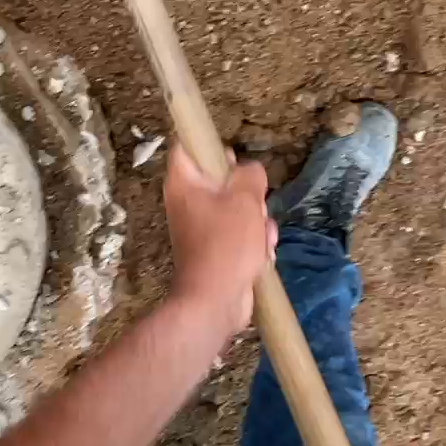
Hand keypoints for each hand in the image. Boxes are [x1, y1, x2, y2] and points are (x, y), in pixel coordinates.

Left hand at [162, 141, 276, 335]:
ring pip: (235, 207)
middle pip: (220, 179)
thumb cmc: (226, 243)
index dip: (208, 144)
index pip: (186, 146)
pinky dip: (252, 241)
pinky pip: (237, 232)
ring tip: (262, 234)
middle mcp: (186, 200)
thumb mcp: (245, 200)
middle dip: (247, 192)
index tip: (231, 155)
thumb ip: (250, 175)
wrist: (216, 301)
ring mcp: (199, 225)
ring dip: (256, 220)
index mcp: (183, 182)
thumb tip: (250, 170)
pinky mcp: (214, 247)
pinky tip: (262, 253)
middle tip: (255, 203)